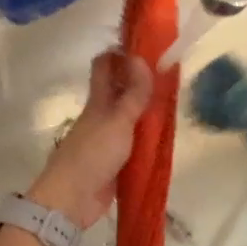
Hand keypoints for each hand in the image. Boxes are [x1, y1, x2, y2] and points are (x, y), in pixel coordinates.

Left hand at [28, 51, 153, 227]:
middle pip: (120, 91)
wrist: (72, 200)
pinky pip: (134, 145)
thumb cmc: (92, 155)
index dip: (121, 52)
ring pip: (129, 118)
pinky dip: (147, 139)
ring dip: (147, 111)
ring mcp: (107, 140)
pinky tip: (164, 137)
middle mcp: (101, 116)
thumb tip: (141, 58)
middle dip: (141, 81)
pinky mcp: (114, 163)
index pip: (104, 66)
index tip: (146, 45)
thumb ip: (133, 94)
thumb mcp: (117, 121)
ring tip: (173, 103)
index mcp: (97, 101)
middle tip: (170, 74)